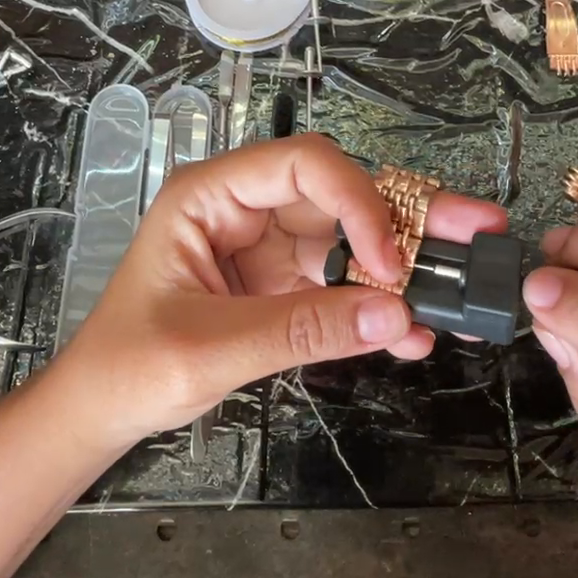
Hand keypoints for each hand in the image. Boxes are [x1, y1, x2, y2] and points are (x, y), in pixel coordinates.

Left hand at [56, 134, 507, 446]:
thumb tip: (395, 316)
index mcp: (215, 195)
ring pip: (351, 239)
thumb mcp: (213, 347)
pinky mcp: (283, 286)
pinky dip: (376, 308)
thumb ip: (303, 328)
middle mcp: (249, 209)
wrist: (100, 411)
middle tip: (477, 224)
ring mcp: (270, 248)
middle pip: (341, 196)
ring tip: (465, 281)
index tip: (389, 263)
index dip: (357, 202)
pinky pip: (341, 286)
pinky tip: (412, 335)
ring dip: (406, 263)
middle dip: (408, 213)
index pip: (303, 166)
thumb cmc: (131, 364)